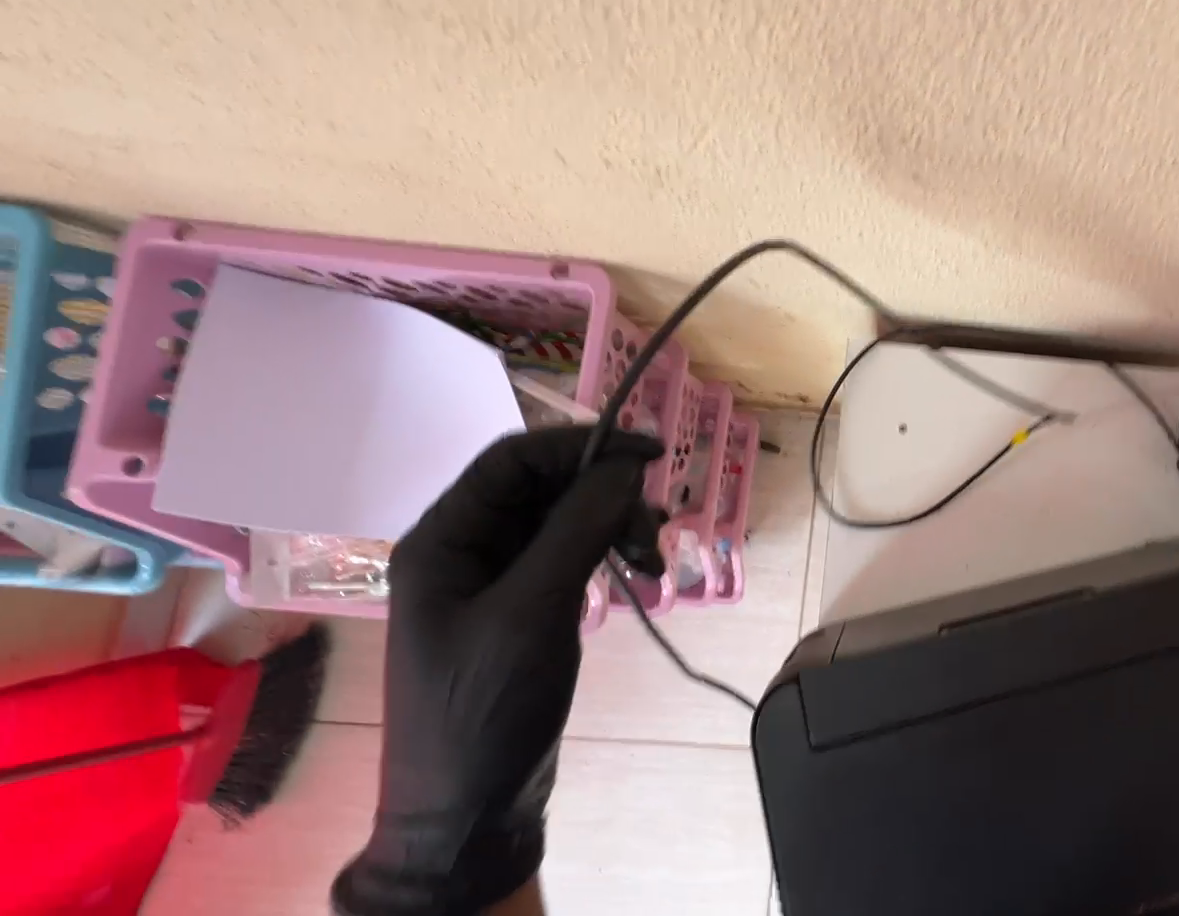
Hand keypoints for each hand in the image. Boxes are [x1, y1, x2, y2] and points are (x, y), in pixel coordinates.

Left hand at [332, 426, 663, 915]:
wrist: (470, 811)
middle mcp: (468, 546)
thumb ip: (577, 530)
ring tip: (651, 558)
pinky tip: (640, 572)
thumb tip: (625, 465)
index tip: (649, 455)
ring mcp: (498, 575)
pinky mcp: (526, 602)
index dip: (581, 445)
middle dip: (606, 495)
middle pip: (545, 486)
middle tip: (655, 527)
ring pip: (566, 518)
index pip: (513, 460)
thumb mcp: (532, 613)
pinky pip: (573, 552)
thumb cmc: (486, 708)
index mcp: (444, 539)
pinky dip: (610, 552)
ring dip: (615, 525)